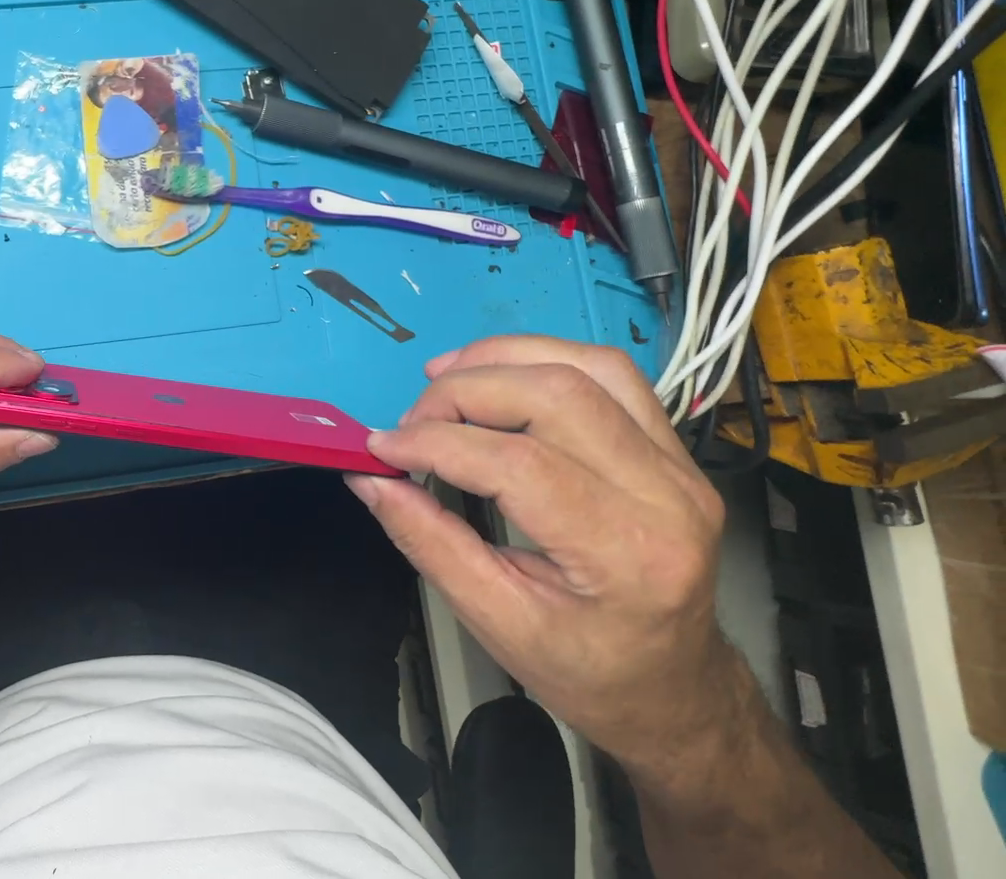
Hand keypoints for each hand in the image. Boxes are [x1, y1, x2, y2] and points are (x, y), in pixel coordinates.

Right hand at [348, 336, 732, 774]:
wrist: (674, 689)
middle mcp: (666, 495)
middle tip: (409, 423)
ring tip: (441, 378)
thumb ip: (427, 541)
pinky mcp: (672, 450)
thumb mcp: (493, 619)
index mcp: (624, 553)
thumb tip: (369, 479)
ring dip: (501, 359)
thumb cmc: (584, 669)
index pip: (517, 463)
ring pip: (588, 366)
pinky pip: (609, 374)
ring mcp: (679, 465)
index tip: (379, 449)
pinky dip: (540, 359)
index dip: (435, 443)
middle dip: (462, 393)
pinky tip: (495, 375)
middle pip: (556, 396)